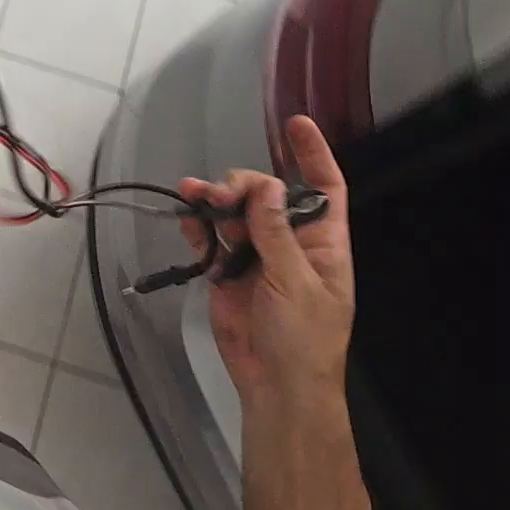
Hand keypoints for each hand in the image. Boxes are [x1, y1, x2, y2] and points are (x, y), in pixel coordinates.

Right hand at [176, 115, 354, 406]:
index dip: (313, 155)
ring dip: (213, 201)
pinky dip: (197, 227)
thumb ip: (275, 234)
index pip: (323, 189)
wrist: (275, 385)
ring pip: (233, 214)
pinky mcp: (225, 273)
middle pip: (266, 195)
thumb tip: (265, 185)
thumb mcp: (296, 284)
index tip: (295, 125)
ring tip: (192, 195)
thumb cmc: (304, 338)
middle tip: (220, 193)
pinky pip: (210, 240)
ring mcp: (255, 257)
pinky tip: (186, 218)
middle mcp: (288, 243)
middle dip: (243, 185)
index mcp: (322, 244)